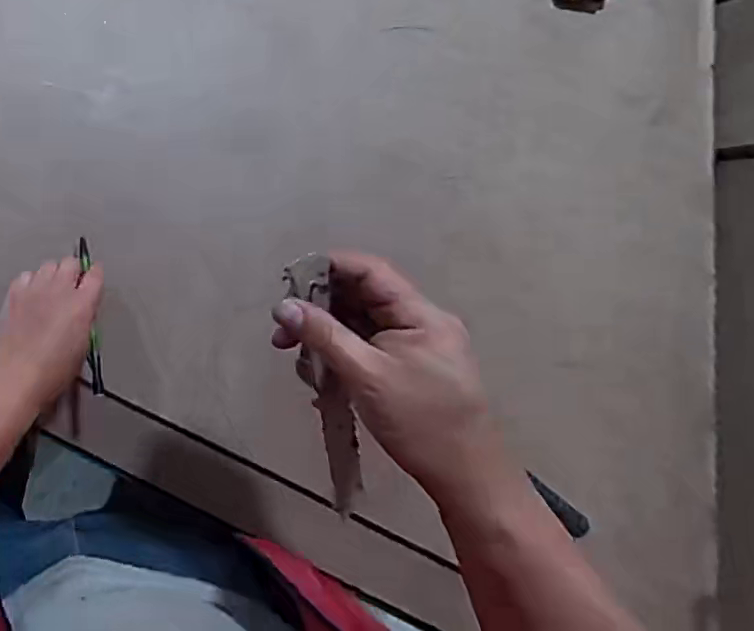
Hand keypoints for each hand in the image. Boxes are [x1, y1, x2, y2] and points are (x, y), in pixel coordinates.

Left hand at [0, 256, 103, 417]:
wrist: (15, 374)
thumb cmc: (49, 372)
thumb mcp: (82, 348)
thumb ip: (84, 320)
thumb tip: (82, 313)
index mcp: (82, 304)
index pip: (95, 275)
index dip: (94, 275)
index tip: (93, 277)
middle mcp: (60, 289)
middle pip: (71, 262)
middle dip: (73, 271)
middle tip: (71, 284)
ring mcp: (36, 287)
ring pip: (49, 265)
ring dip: (52, 275)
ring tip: (50, 291)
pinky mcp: (15, 292)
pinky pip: (27, 276)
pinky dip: (31, 282)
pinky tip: (30, 296)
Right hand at [271, 250, 510, 504]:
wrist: (471, 486)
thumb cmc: (422, 425)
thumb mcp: (366, 375)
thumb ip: (323, 335)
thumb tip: (282, 305)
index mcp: (421, 315)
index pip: (369, 270)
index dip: (328, 267)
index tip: (290, 282)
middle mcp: (420, 321)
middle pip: (360, 295)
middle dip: (318, 307)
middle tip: (284, 328)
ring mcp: (414, 345)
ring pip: (358, 321)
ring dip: (324, 333)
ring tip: (294, 354)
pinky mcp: (407, 367)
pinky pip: (365, 344)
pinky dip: (338, 352)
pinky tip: (318, 371)